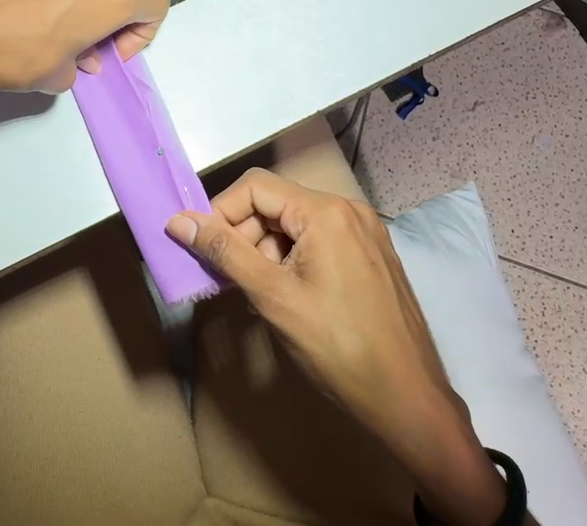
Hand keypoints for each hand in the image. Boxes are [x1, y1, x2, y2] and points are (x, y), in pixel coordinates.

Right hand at [165, 167, 452, 442]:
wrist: (408, 398)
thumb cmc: (337, 348)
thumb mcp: (272, 298)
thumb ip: (225, 253)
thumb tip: (178, 221)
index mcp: (326, 212)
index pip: (255, 187)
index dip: (220, 213)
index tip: (202, 249)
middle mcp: (348, 210)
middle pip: (276, 204)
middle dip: (243, 236)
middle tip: (226, 279)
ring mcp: (363, 232)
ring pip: (295, 224)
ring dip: (266, 251)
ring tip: (256, 294)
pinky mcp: (370, 255)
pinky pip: (318, 241)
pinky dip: (292, 260)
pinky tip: (284, 296)